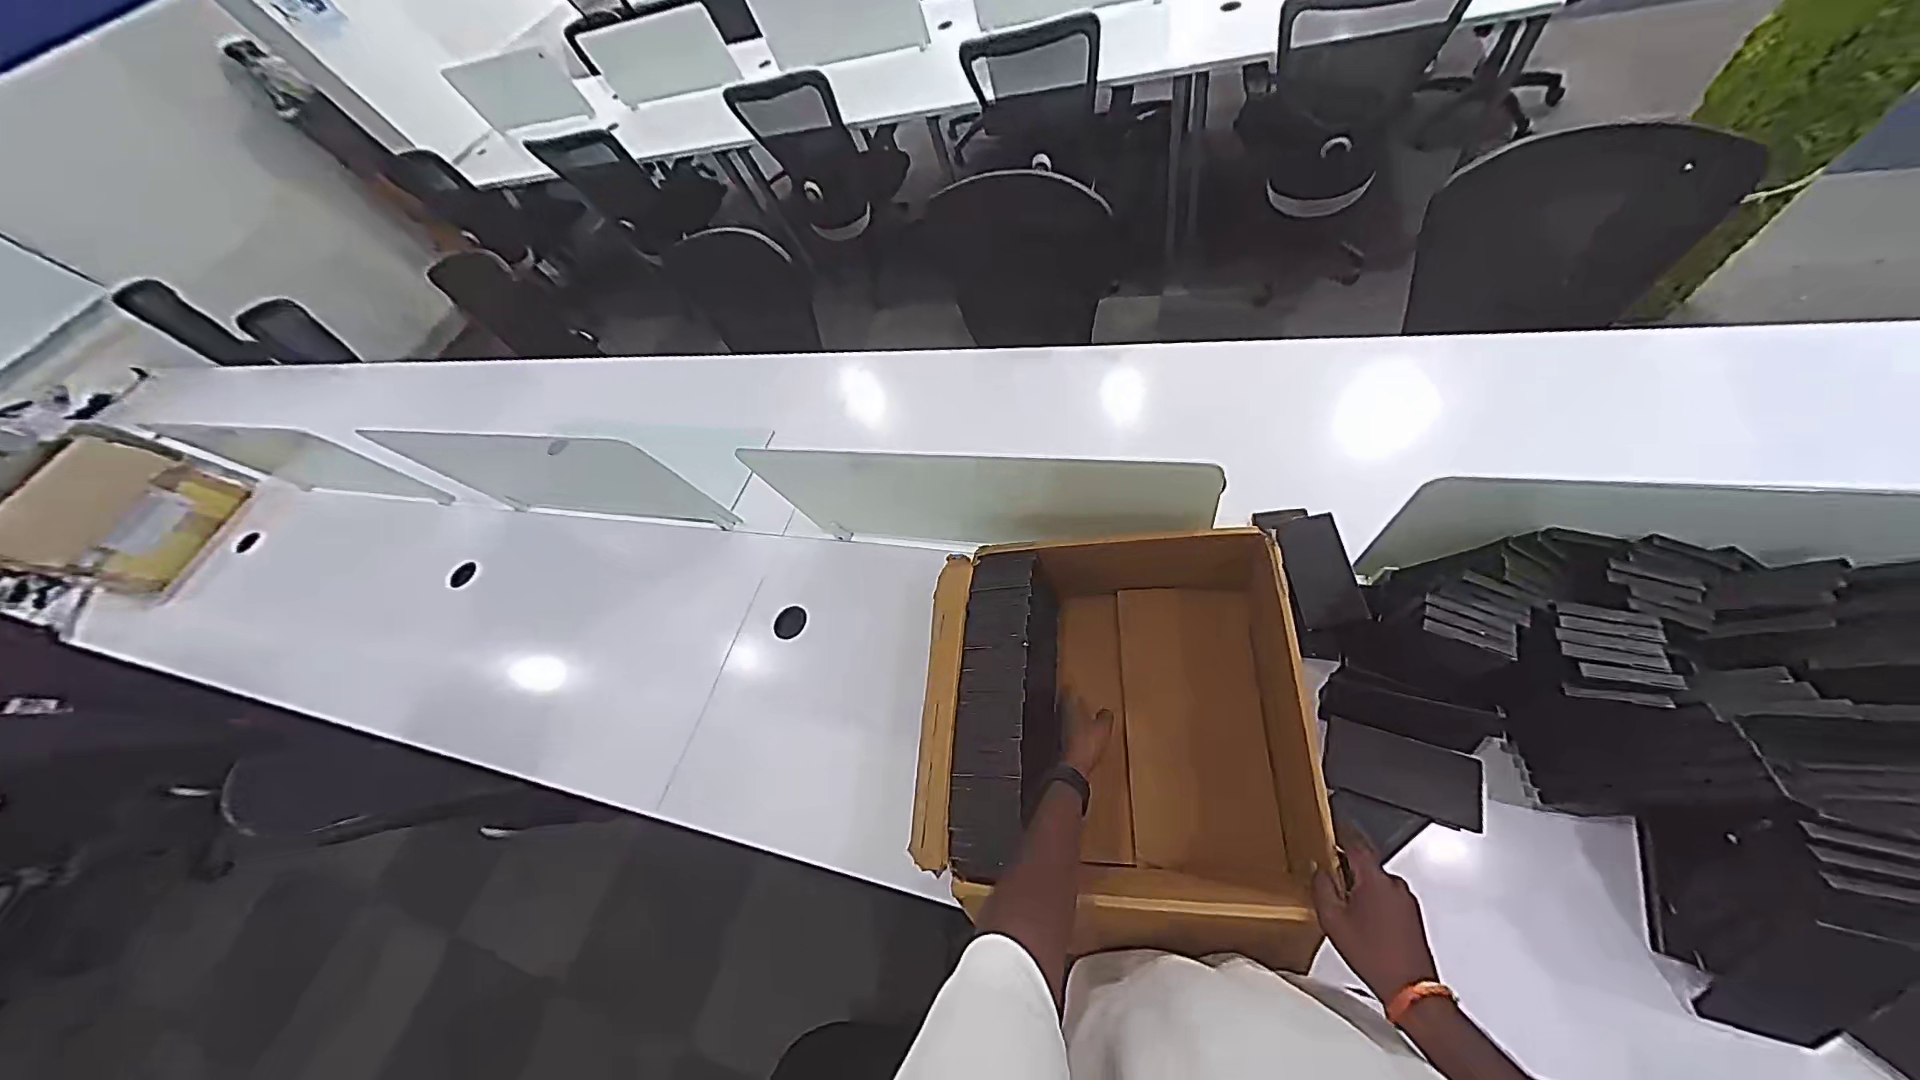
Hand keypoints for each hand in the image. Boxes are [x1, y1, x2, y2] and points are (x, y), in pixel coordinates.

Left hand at [1061, 696, 1114, 775]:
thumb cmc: (1087, 744)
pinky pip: (1069, 733)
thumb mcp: (1102, 728)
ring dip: (1071, 717)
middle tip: (1075, 697)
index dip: (1068, 689)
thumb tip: (1106, 711)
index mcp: (1070, 710)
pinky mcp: (1063, 746)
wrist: (1074, 768)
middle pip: (1064, 707)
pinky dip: (1074, 731)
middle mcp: (1062, 719)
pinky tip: (1082, 735)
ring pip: (1066, 720)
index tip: (1070, 684)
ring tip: (1080, 715)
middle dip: (1069, 702)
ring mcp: (1061, 733)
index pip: (1066, 694)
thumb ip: (1105, 717)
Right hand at [1312, 823, 1438, 1002]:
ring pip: (1376, 880)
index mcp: (1375, 879)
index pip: (1356, 843)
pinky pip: (1387, 895)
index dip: (1341, 832)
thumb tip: (1318, 870)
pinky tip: (1361, 918)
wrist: (1410, 989)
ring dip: (1360, 885)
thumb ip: (1321, 886)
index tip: (1332, 825)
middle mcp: (1395, 885)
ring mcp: (1407, 901)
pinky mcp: (1412, 915)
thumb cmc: (1375, 956)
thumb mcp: (1332, 918)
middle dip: (1346, 867)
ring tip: (1344, 904)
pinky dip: (1373, 899)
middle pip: (1365, 863)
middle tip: (1329, 876)